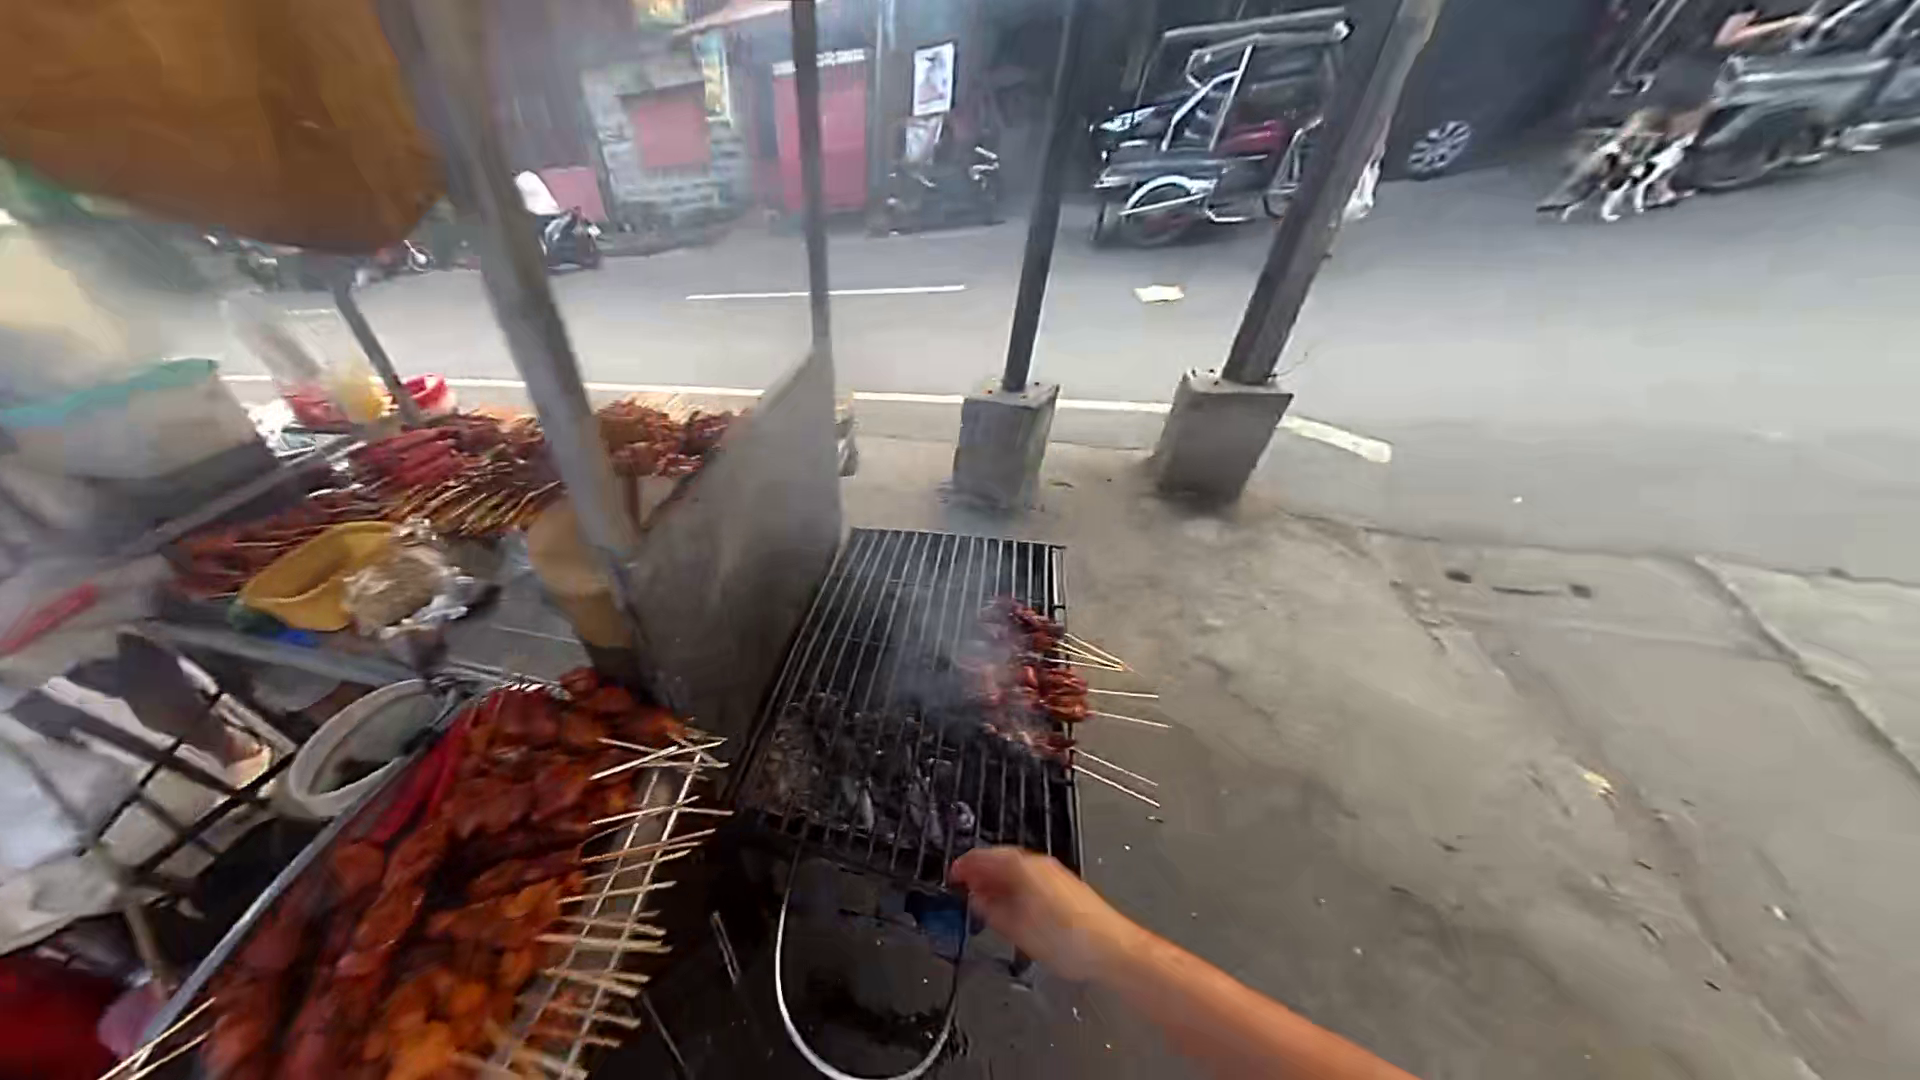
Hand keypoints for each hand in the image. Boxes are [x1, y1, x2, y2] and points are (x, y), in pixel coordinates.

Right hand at [949, 847, 1138, 980]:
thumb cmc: (1070, 938)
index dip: (963, 865)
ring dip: (996, 878)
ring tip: (984, 897)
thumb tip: (976, 899)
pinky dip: (1013, 885)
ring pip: (1014, 867)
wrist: (1110, 947)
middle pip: (999, 858)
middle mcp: (1038, 863)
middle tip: (964, 886)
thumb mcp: (1016, 928)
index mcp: (1022, 866)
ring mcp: (1052, 872)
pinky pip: (1028, 876)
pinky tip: (1011, 904)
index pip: (983, 856)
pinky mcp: (1062, 884)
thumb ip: (991, 910)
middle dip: (980, 872)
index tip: (953, 875)